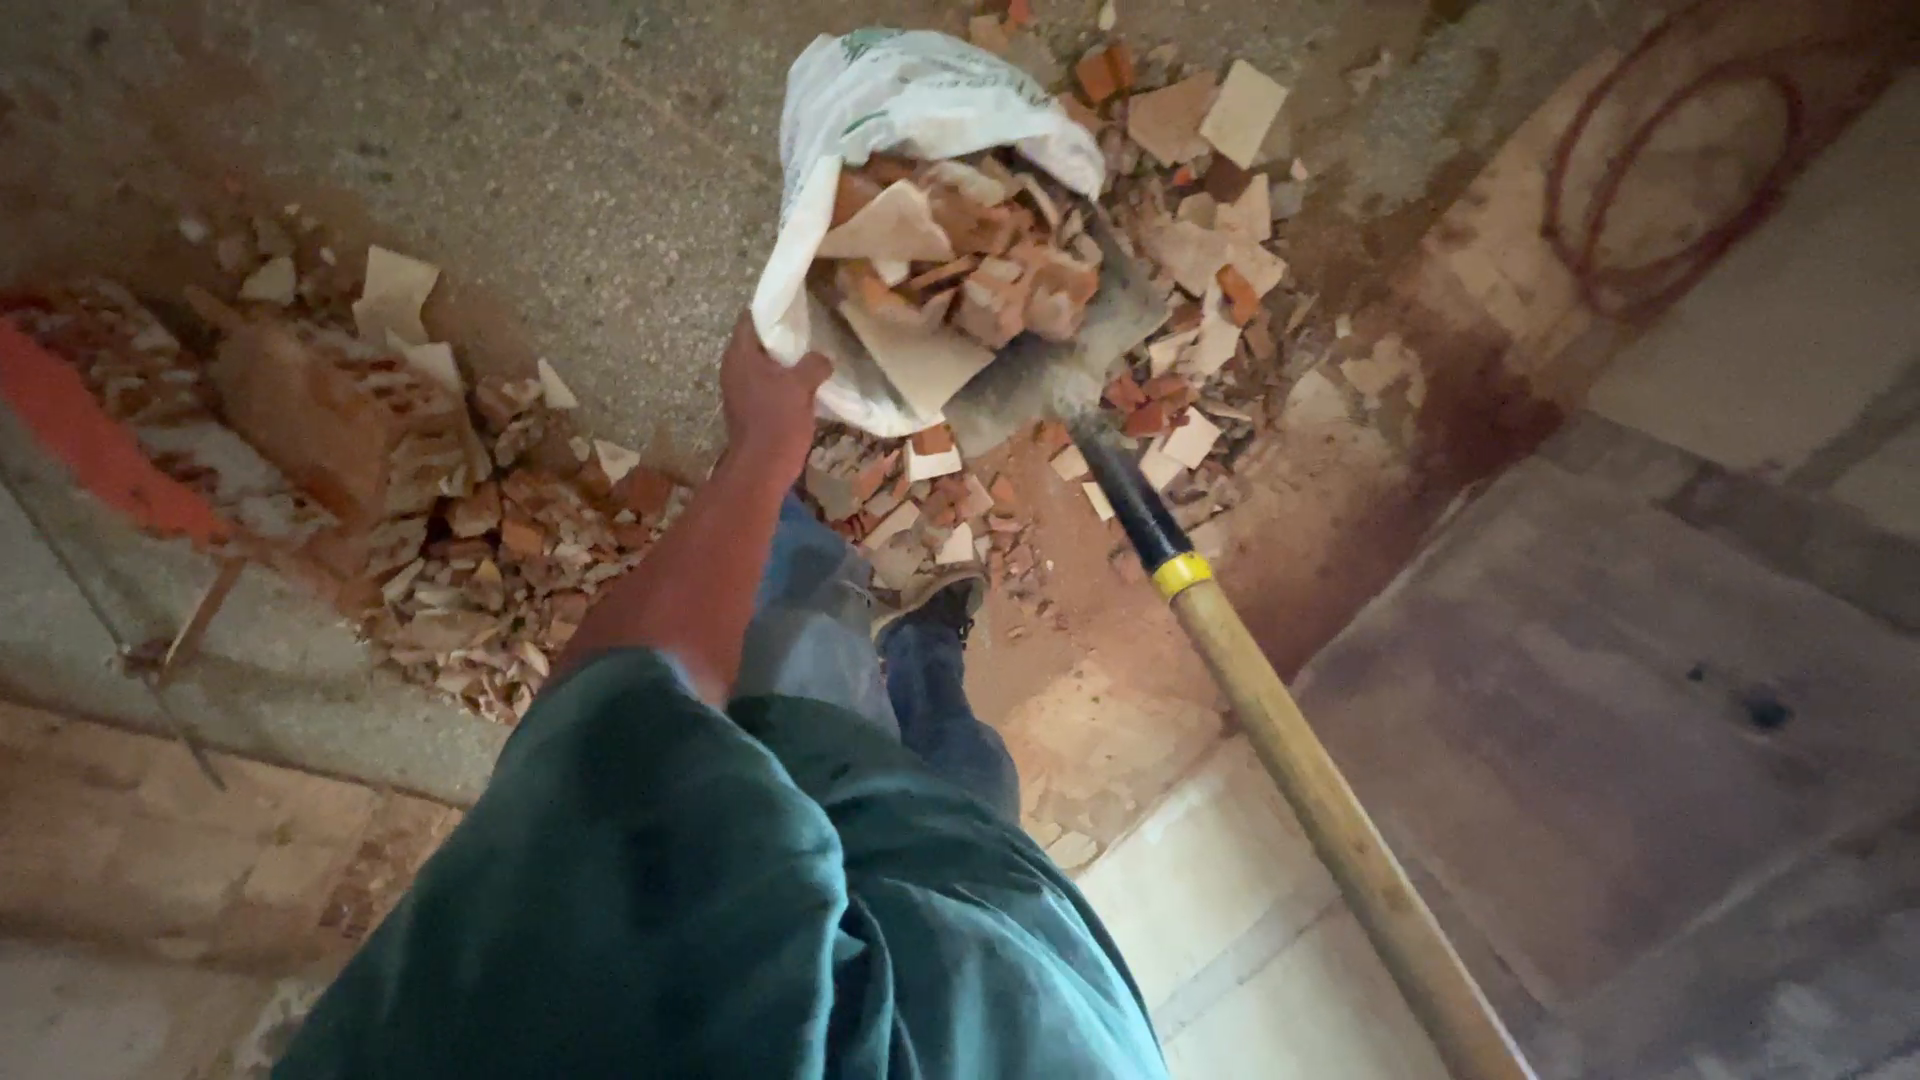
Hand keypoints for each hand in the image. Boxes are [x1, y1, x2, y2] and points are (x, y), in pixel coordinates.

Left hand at [719, 311, 831, 482]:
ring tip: (812, 357)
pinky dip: (783, 381)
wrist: (762, 467)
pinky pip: (767, 384)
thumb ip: (813, 364)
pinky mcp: (749, 408)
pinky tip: (805, 385)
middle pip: (758, 341)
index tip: (797, 309)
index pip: (750, 319)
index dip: (772, 312)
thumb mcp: (801, 386)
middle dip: (782, 337)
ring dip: (785, 362)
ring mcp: (740, 389)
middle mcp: (734, 368)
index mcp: (740, 355)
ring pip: (764, 365)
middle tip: (811, 332)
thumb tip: (823, 358)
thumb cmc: (777, 420)